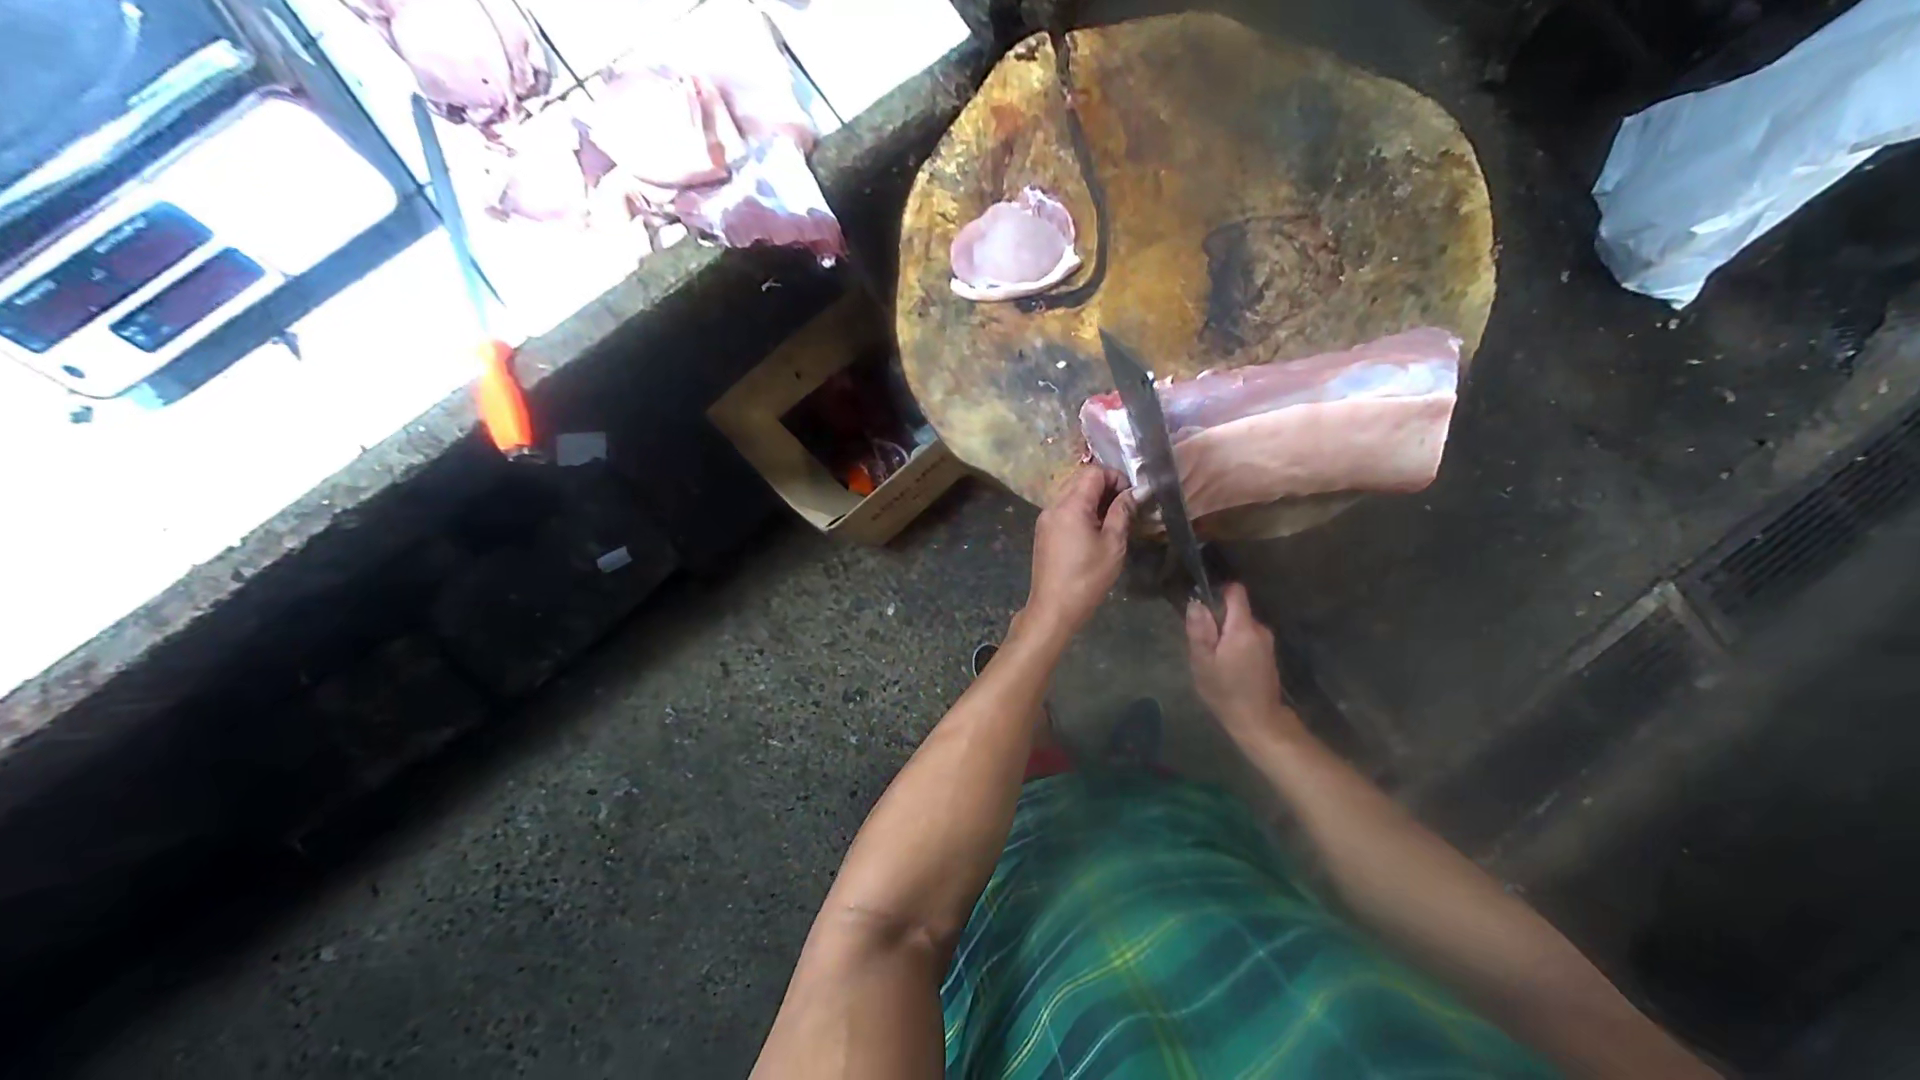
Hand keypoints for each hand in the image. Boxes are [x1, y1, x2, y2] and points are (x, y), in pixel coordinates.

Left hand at [1025, 466, 1133, 635]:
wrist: (1053, 608)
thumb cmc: (1087, 578)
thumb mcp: (1113, 544)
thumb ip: (1123, 512)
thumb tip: (1135, 492)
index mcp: (1070, 505)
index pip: (1093, 472)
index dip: (1116, 477)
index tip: (1132, 496)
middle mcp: (1053, 506)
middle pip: (1080, 480)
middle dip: (1105, 487)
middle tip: (1125, 507)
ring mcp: (1045, 519)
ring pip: (1071, 494)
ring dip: (1093, 499)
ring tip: (1112, 521)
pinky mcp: (1043, 532)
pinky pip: (1064, 510)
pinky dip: (1081, 511)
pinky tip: (1094, 531)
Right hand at [1186, 582, 1305, 744]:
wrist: (1258, 721)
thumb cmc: (1225, 691)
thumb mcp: (1202, 661)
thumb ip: (1199, 630)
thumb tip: (1196, 603)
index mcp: (1243, 628)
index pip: (1236, 592)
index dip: (1218, 593)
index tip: (1203, 606)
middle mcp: (1260, 629)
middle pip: (1237, 609)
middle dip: (1218, 618)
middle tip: (1202, 642)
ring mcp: (1267, 643)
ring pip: (1241, 624)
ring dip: (1226, 633)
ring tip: (1212, 656)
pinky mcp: (1268, 655)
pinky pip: (1248, 637)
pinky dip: (1235, 643)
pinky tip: (1226, 664)